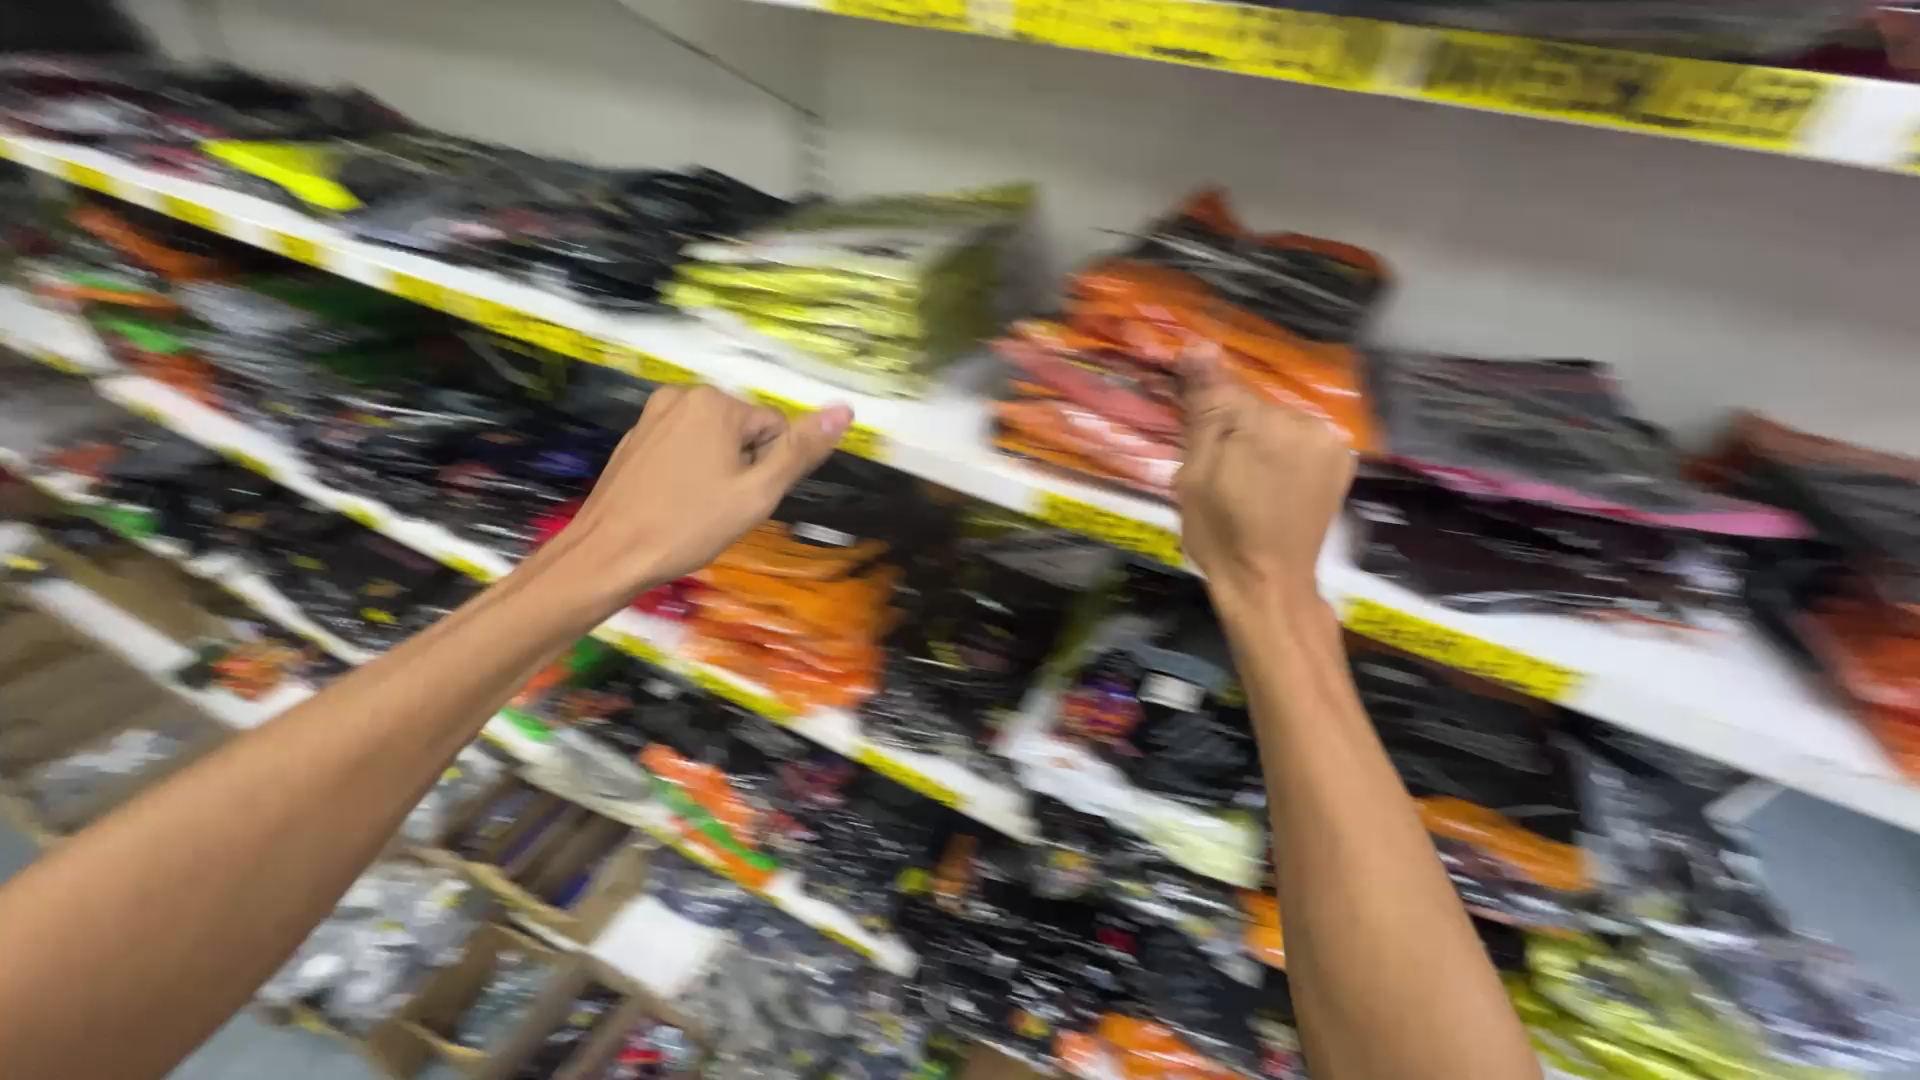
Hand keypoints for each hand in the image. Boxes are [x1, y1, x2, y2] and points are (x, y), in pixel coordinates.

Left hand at [556, 384, 849, 598]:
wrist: (607, 555)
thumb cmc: (688, 526)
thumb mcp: (757, 494)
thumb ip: (801, 451)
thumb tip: (844, 411)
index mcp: (715, 403)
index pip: (776, 429)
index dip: (768, 470)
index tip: (742, 499)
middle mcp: (682, 396)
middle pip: (744, 432)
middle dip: (742, 468)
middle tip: (721, 507)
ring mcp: (652, 415)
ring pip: (713, 442)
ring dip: (716, 471)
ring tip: (696, 507)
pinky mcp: (635, 438)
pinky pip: (682, 448)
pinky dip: (687, 473)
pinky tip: (673, 503)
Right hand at [1175, 352, 1353, 604]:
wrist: (1269, 583)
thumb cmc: (1219, 535)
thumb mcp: (1195, 474)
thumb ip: (1204, 408)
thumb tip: (1199, 347)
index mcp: (1263, 424)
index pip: (1222, 387)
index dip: (1200, 405)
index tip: (1191, 431)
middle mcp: (1305, 422)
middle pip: (1252, 404)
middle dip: (1230, 426)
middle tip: (1216, 469)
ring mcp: (1329, 442)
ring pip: (1276, 420)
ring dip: (1258, 438)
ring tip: (1245, 480)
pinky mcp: (1340, 459)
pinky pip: (1299, 437)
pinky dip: (1282, 450)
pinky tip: (1272, 481)